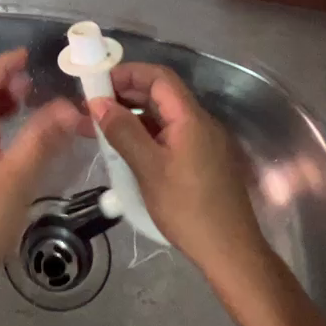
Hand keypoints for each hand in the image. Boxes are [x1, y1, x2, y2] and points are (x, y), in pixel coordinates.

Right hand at [88, 63, 267, 278]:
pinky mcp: (204, 160)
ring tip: (104, 128)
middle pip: (162, 94)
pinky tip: (128, 149)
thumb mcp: (149, 169)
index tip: (99, 84)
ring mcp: (205, 142)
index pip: (159, 77)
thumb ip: (124, 132)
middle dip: (127, 94)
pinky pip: (172, 134)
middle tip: (94, 107)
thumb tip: (99, 103)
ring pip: (166, 116)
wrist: (231, 252)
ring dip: (135, 116)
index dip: (128, 73)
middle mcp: (201, 122)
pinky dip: (148, 133)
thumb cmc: (188, 208)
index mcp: (191, 118)